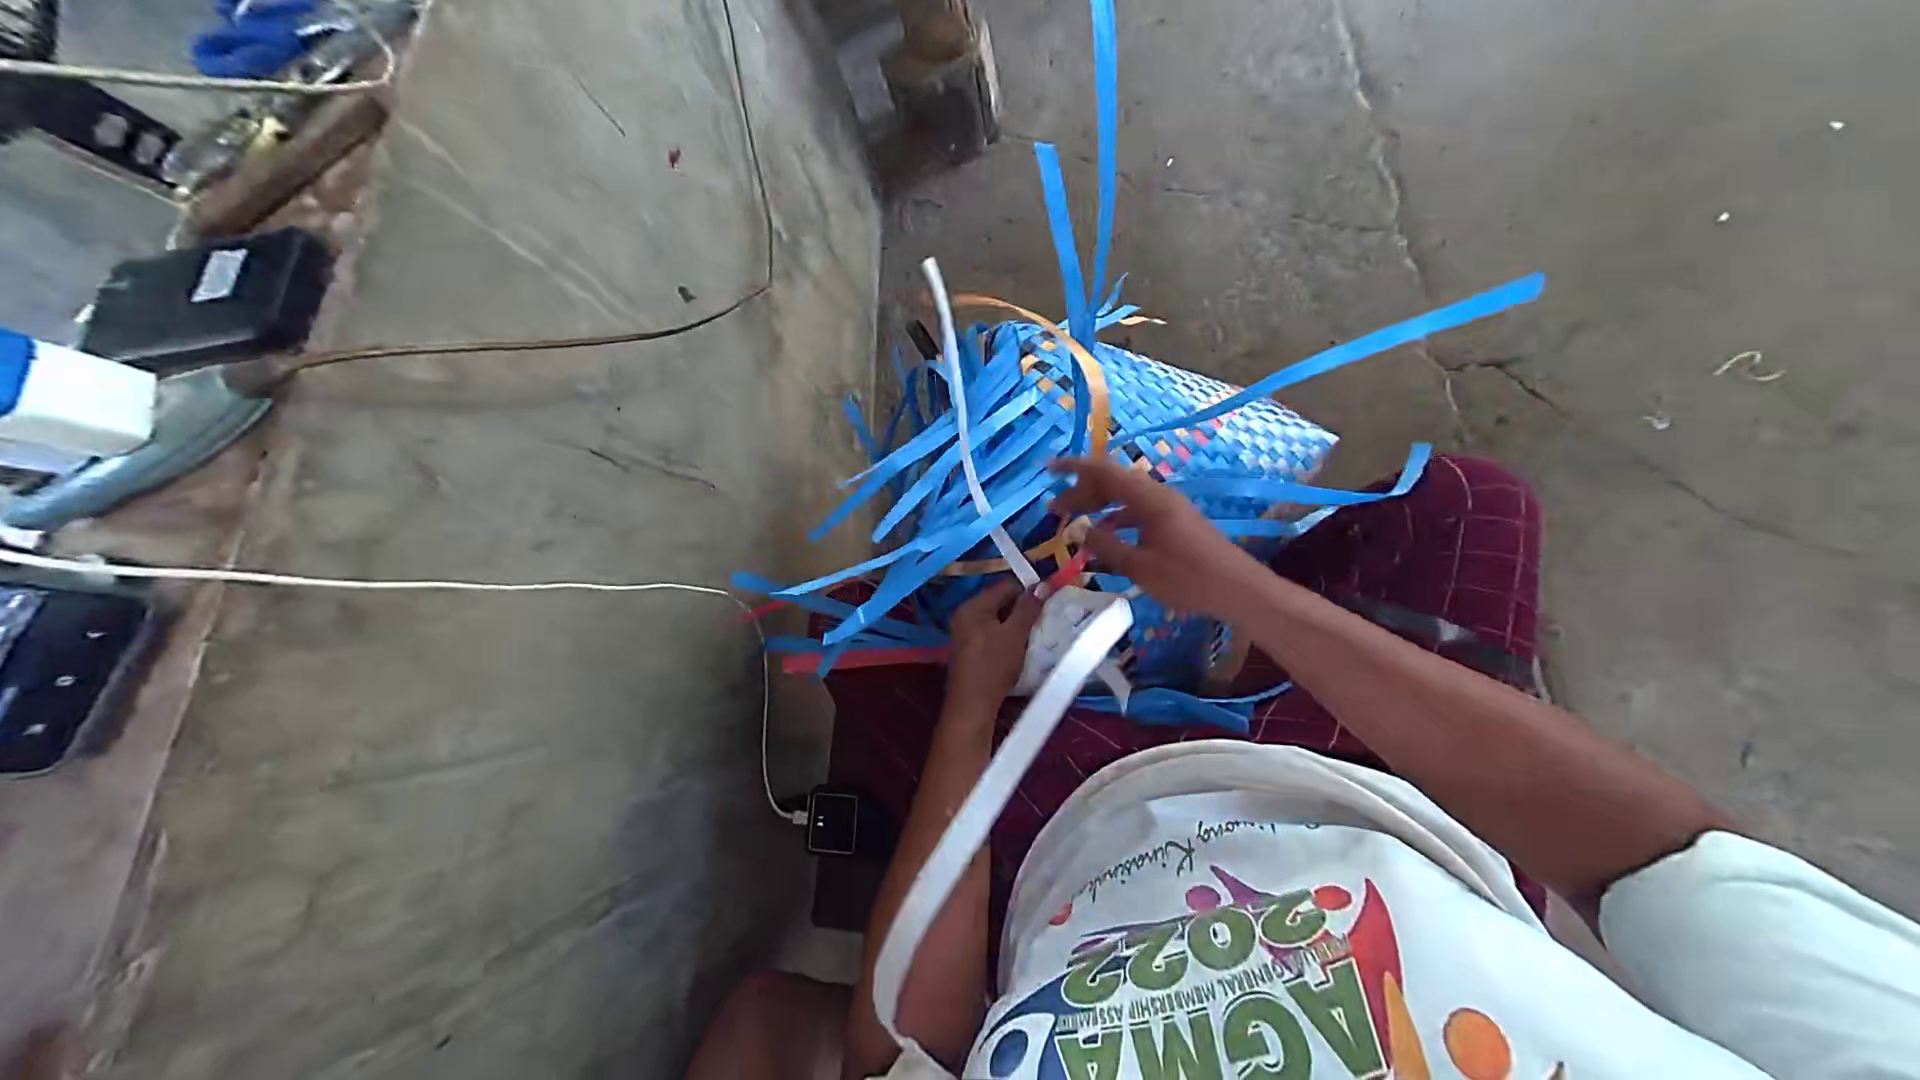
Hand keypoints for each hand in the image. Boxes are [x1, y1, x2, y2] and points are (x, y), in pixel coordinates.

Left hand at [946, 577, 1042, 707]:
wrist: (972, 705)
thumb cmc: (993, 666)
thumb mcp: (1015, 634)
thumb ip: (1028, 608)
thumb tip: (1043, 584)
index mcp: (973, 606)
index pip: (1005, 585)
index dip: (1028, 589)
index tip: (1049, 599)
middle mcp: (965, 614)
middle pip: (1000, 600)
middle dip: (1022, 607)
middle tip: (1044, 617)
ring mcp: (965, 632)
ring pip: (997, 617)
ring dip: (1016, 622)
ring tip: (1035, 631)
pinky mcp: (970, 647)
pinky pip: (991, 631)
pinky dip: (1006, 634)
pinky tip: (1020, 644)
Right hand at [1049, 456, 1276, 621]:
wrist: (1238, 589)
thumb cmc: (1188, 578)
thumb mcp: (1140, 566)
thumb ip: (1107, 546)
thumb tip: (1080, 529)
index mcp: (1149, 499)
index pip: (1104, 472)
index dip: (1074, 468)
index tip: (1049, 468)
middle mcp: (1159, 496)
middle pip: (1113, 481)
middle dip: (1082, 491)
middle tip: (1055, 508)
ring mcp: (1169, 507)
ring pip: (1125, 496)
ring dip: (1098, 504)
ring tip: (1075, 519)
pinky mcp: (1175, 521)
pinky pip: (1137, 509)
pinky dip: (1116, 516)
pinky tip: (1106, 532)